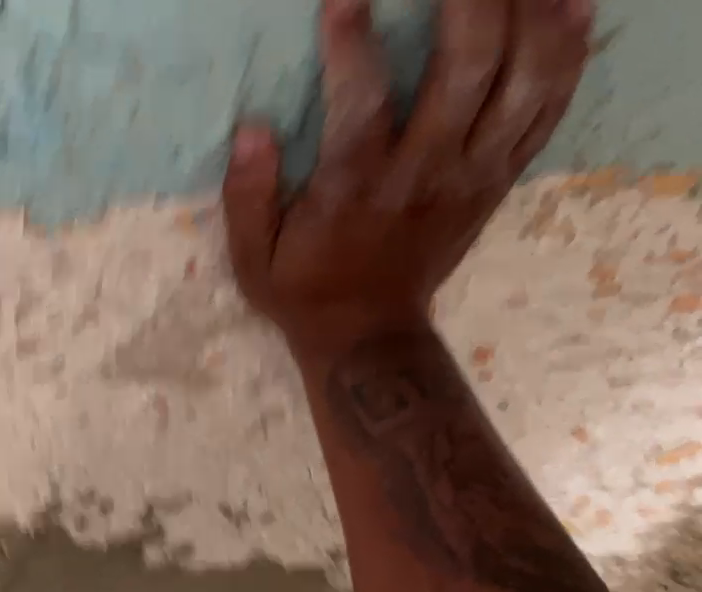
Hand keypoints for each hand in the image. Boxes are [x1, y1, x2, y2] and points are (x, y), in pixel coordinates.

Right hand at [225, 0, 590, 360]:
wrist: (366, 332)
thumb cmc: (301, 289)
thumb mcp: (251, 257)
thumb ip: (247, 195)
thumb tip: (250, 130)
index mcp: (354, 189)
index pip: (362, 101)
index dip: (353, 45)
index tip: (343, 0)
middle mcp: (424, 171)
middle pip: (467, 68)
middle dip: (467, 3)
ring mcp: (474, 170)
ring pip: (526, 76)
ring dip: (529, 11)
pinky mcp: (501, 174)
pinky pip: (552, 103)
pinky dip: (569, 48)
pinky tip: (566, 4)